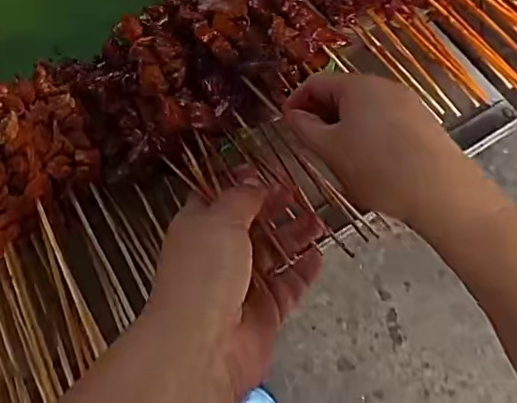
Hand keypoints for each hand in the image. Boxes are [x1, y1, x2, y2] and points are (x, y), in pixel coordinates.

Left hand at [141, 181, 322, 398]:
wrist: (203, 347)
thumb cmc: (200, 277)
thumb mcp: (221, 218)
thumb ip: (242, 196)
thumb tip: (253, 182)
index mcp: (200, 225)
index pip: (221, 195)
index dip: (242, 181)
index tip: (265, 170)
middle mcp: (219, 253)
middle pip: (253, 222)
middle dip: (275, 206)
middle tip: (296, 193)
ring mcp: (242, 282)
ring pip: (275, 251)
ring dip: (296, 234)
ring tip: (316, 219)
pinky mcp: (264, 310)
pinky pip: (289, 284)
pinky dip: (304, 269)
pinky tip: (317, 255)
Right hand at [283, 72, 489, 227]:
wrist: (442, 191)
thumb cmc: (380, 168)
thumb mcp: (332, 151)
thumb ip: (306, 129)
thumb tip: (293, 116)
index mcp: (357, 85)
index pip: (316, 82)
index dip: (296, 102)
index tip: (287, 125)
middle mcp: (382, 85)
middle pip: (341, 94)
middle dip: (322, 117)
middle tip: (312, 146)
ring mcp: (405, 102)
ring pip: (363, 110)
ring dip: (345, 129)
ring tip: (342, 161)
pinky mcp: (421, 122)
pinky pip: (385, 122)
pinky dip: (369, 136)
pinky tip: (372, 167)